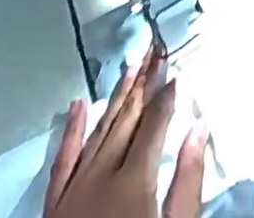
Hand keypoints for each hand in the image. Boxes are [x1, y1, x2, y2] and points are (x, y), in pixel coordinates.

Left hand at [45, 46, 207, 217]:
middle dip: (144, 83)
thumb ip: (187, 180)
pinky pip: (62, 160)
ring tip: (131, 66)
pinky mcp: (55, 206)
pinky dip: (71, 130)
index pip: (154, 124)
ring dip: (116, 96)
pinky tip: (79, 105)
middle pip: (127, 118)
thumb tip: (198, 128)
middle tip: (155, 50)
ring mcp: (73, 190)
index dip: (167, 95)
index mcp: (133, 181)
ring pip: (97, 130)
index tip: (177, 70)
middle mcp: (100, 176)